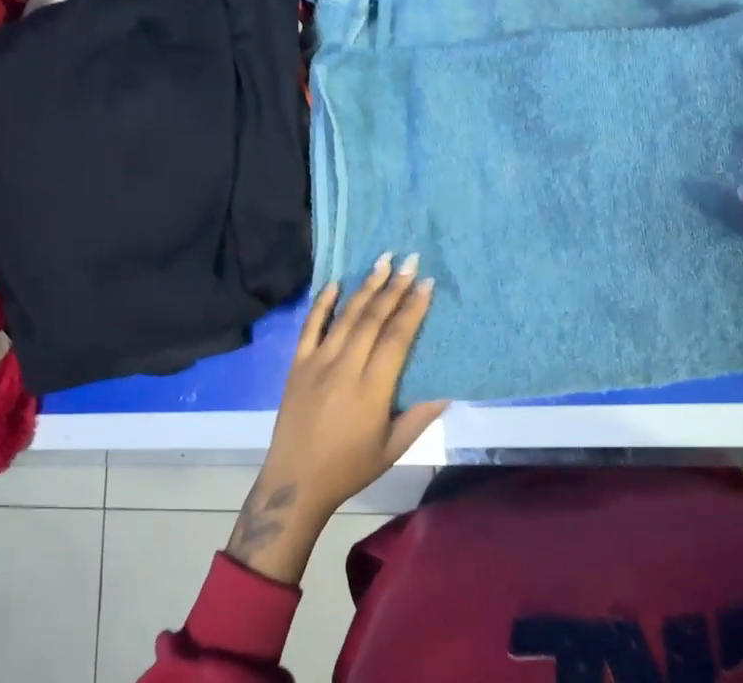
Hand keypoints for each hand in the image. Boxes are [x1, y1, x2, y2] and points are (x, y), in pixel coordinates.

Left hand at [224, 254, 448, 583]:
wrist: (296, 481)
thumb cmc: (349, 468)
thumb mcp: (392, 449)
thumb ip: (419, 418)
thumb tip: (446, 392)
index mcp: (372, 389)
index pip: (397, 337)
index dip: (413, 308)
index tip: (426, 284)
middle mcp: (345, 368)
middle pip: (373, 319)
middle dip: (394, 287)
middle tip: (410, 261)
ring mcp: (317, 363)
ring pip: (346, 317)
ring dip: (365, 287)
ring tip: (382, 261)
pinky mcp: (297, 364)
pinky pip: (310, 327)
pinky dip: (323, 303)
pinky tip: (335, 283)